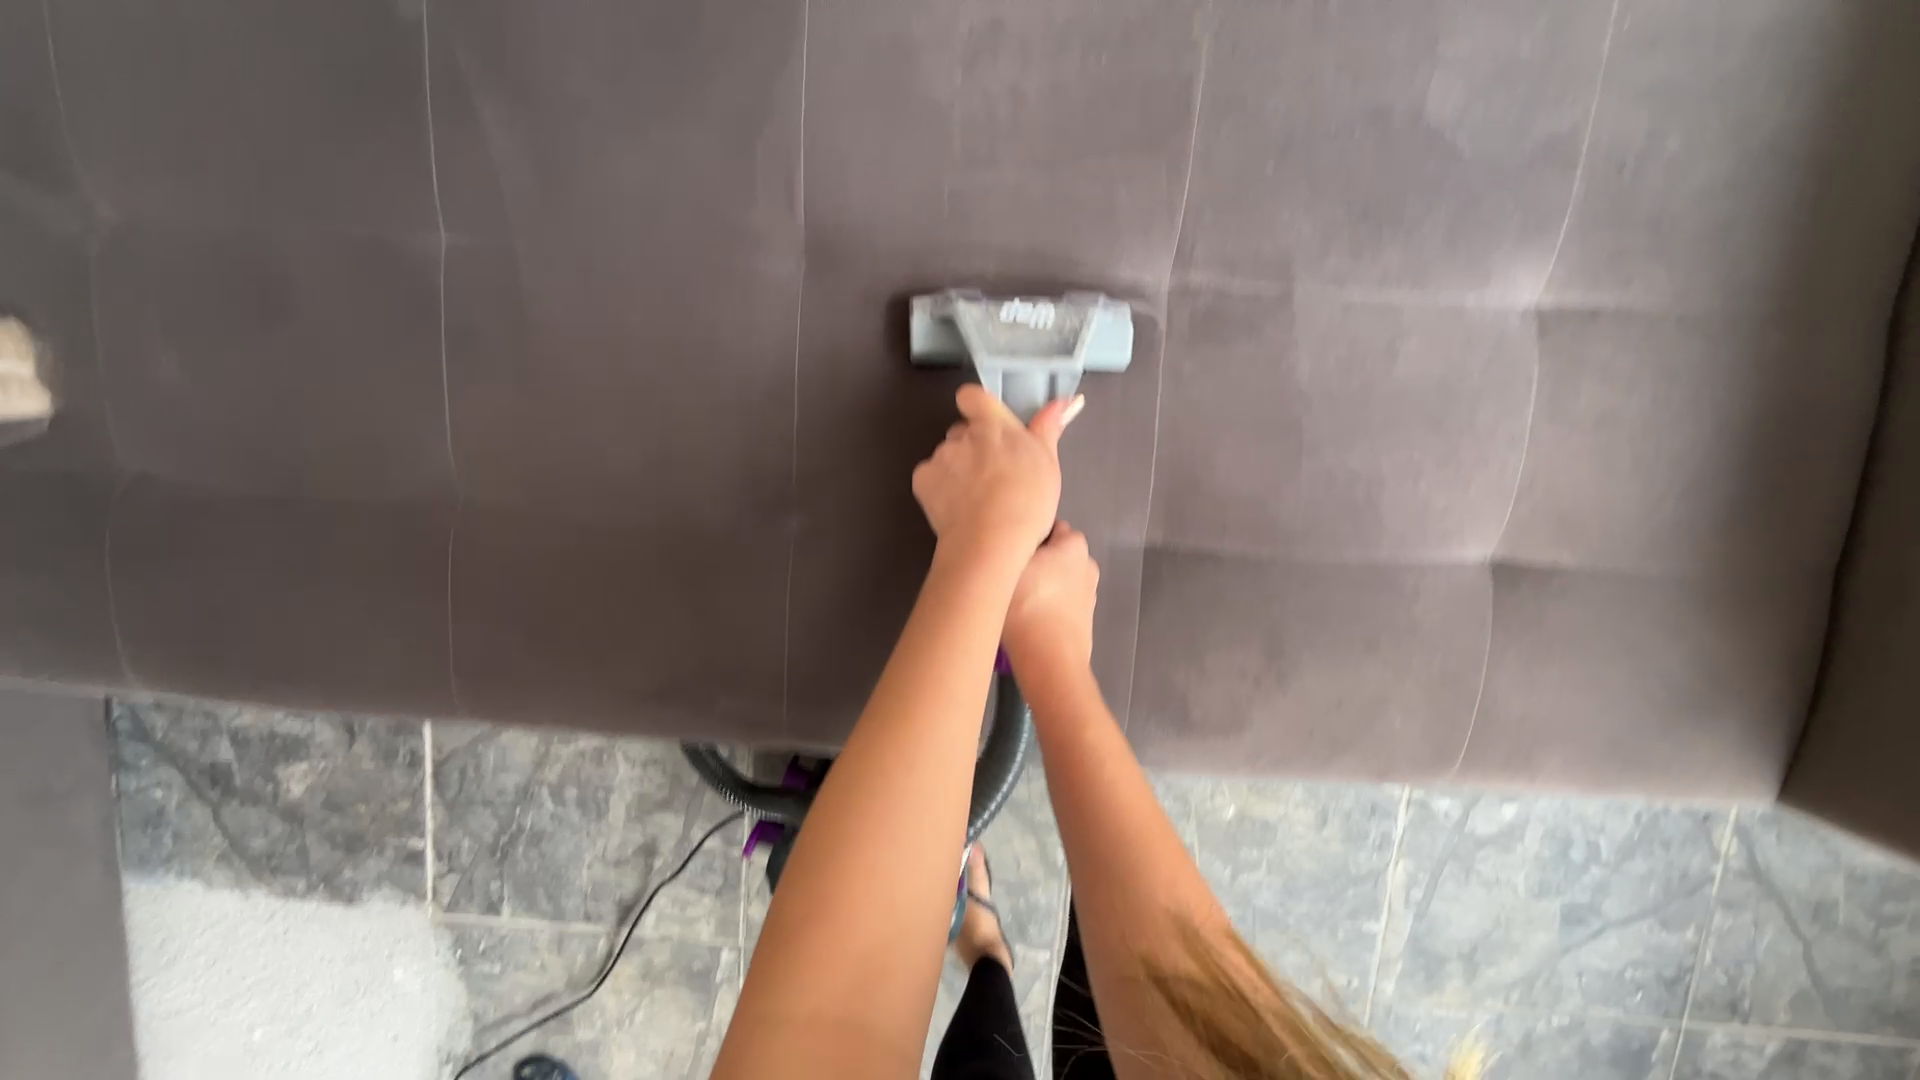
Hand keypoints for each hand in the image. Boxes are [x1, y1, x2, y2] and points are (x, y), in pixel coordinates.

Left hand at [912, 385, 1082, 557]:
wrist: (991, 541)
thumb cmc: (1027, 500)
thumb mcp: (1048, 461)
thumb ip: (1049, 426)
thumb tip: (1064, 400)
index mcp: (992, 424)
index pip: (971, 396)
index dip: (976, 407)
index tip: (987, 426)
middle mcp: (961, 434)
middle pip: (962, 431)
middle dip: (973, 446)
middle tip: (993, 474)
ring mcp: (939, 457)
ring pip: (947, 456)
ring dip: (958, 469)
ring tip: (977, 498)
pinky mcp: (923, 481)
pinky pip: (930, 478)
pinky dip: (940, 489)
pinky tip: (956, 508)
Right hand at [1004, 520, 1098, 671]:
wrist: (1049, 659)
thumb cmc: (1027, 603)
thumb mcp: (1009, 561)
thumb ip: (1010, 543)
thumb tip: (1004, 537)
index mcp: (1075, 544)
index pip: (1048, 526)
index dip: (1026, 536)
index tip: (1007, 552)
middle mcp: (1087, 564)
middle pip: (1054, 555)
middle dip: (1036, 562)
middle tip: (1007, 576)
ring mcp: (1089, 594)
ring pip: (1057, 580)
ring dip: (1041, 586)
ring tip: (1016, 602)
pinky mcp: (1083, 620)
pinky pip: (1060, 603)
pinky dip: (1047, 607)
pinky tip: (1028, 619)